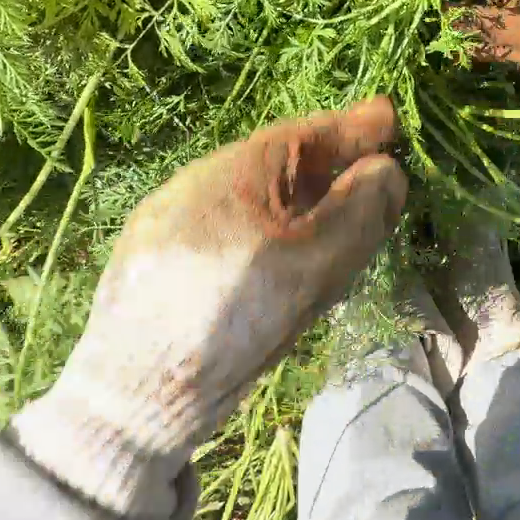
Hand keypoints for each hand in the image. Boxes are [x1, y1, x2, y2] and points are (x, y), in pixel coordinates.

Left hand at [11, 97, 406, 519]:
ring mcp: (171, 215)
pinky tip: (276, 263)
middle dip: (331, 170)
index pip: (312, 133)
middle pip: (284, 164)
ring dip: (299, 204)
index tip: (391, 118)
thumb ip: (359, 212)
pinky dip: (265, 229)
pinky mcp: (154, 253)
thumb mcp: (311, 267)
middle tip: (373, 180)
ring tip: (332, 225)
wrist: (128, 401)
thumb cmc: (230, 322)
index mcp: (237, 169)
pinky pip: (228, 224)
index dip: (357, 128)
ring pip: (256, 197)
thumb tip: (386, 169)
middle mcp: (199, 179)